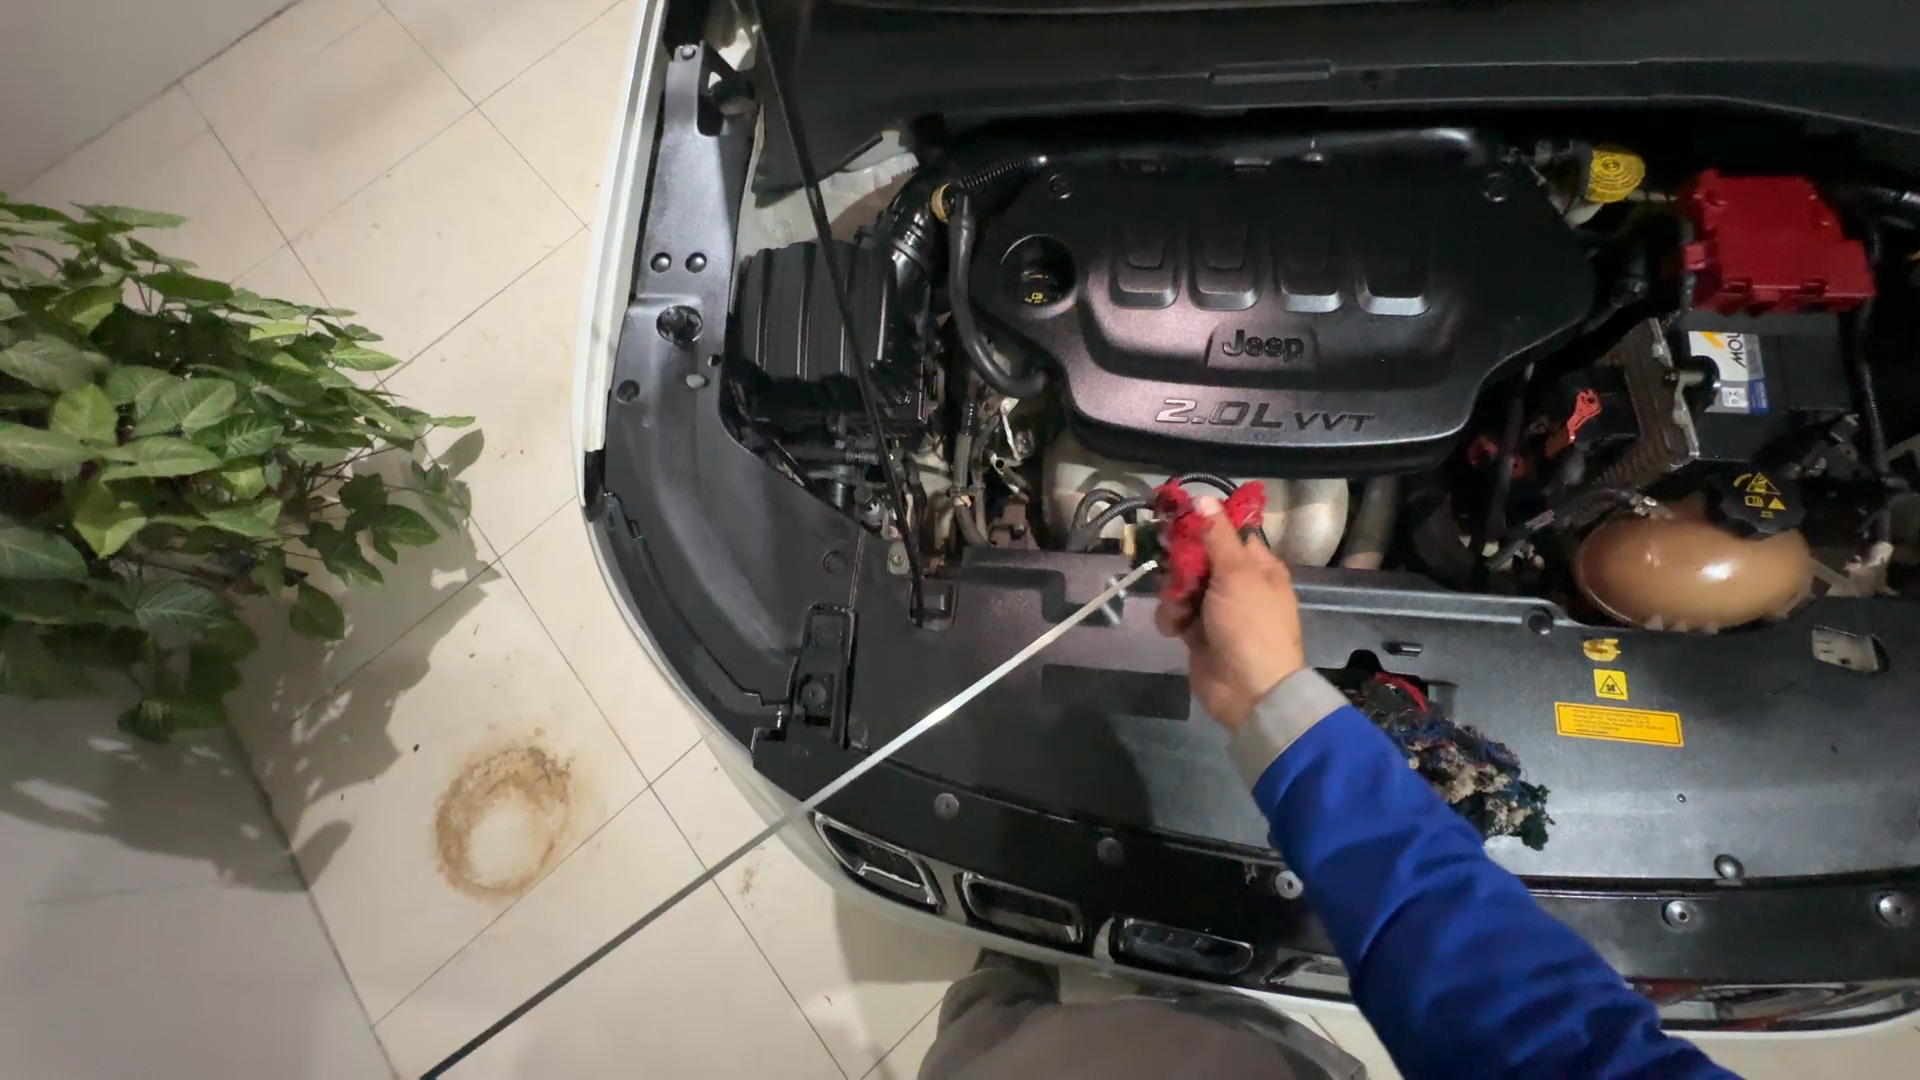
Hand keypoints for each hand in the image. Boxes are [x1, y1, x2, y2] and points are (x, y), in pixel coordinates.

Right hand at [1154, 497, 1307, 731]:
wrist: (1249, 691)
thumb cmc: (1250, 626)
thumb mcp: (1237, 574)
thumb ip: (1217, 536)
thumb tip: (1203, 498)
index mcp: (1257, 566)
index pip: (1226, 533)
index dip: (1201, 526)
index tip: (1174, 520)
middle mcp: (1237, 584)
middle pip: (1197, 557)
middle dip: (1180, 565)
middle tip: (1173, 570)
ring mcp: (1217, 609)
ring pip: (1181, 585)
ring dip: (1174, 595)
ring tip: (1180, 611)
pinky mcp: (1198, 632)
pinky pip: (1176, 612)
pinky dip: (1172, 618)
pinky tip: (1176, 630)